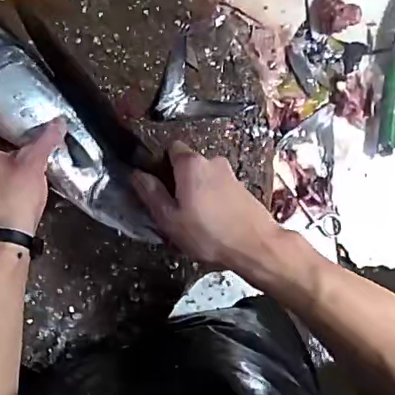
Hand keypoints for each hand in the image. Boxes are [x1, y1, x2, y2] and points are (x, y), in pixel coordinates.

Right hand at [131, 141, 287, 274]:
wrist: (256, 246)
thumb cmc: (209, 234)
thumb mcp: (170, 218)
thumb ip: (151, 193)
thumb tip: (137, 174)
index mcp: (191, 164)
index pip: (170, 149)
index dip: (161, 165)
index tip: (158, 186)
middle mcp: (212, 161)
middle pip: (188, 165)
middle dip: (179, 182)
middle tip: (174, 210)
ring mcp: (231, 174)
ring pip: (204, 179)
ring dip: (197, 193)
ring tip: (195, 221)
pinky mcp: (243, 189)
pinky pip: (219, 189)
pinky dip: (213, 201)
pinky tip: (213, 223)